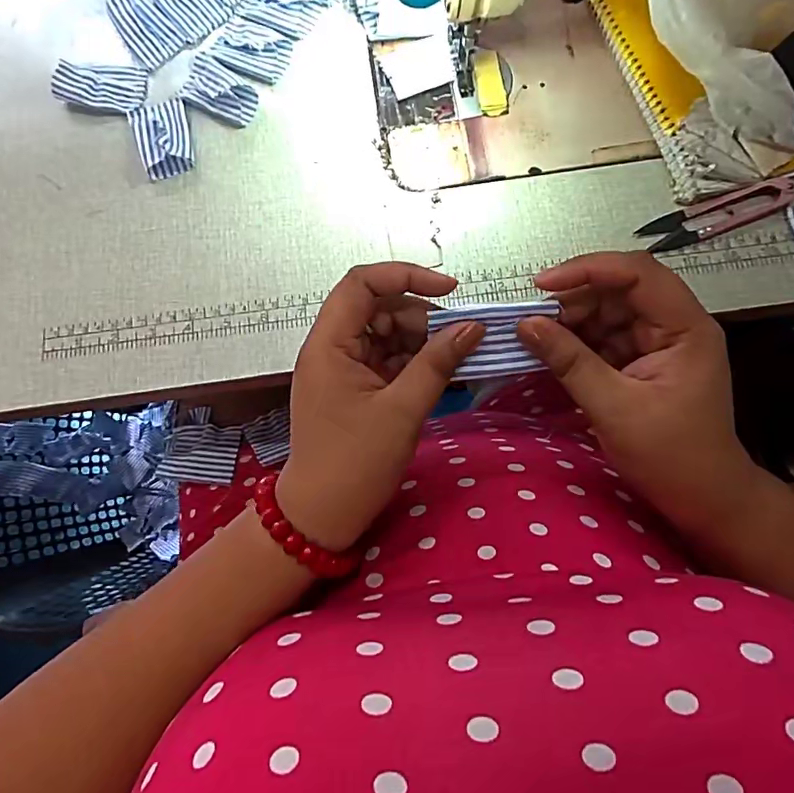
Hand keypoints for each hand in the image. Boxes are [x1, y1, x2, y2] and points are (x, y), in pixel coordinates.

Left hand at [277, 263, 482, 549]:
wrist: (321, 517)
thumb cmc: (354, 464)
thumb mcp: (402, 411)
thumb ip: (438, 363)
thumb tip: (472, 327)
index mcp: (330, 344)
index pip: (362, 283)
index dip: (406, 275)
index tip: (450, 289)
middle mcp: (332, 348)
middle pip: (380, 308)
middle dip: (422, 317)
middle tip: (459, 340)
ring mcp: (343, 368)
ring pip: (388, 333)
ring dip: (423, 341)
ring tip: (455, 360)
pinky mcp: (356, 387)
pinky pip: (389, 359)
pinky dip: (416, 363)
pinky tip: (442, 374)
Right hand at [515, 251, 758, 533]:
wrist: (704, 500)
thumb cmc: (671, 457)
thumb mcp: (614, 408)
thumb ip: (569, 361)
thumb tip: (526, 325)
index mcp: (686, 327)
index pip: (638, 273)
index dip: (588, 269)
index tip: (542, 284)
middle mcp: (676, 324)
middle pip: (621, 289)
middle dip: (575, 300)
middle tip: (534, 321)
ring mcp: (661, 342)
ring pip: (610, 311)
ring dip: (573, 321)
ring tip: (539, 338)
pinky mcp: (645, 359)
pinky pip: (607, 336)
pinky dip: (579, 342)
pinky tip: (554, 352)